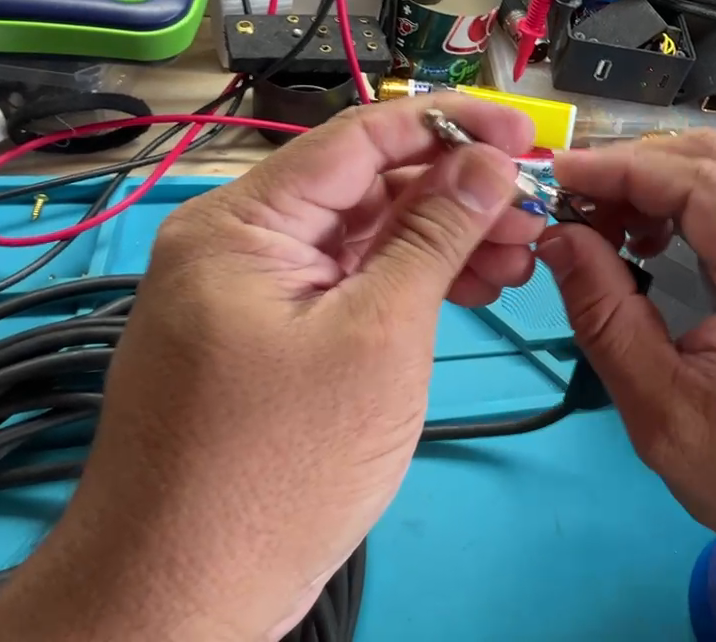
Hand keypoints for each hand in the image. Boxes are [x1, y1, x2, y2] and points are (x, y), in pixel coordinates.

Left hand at [0, 95, 540, 639]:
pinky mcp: (279, 334)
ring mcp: (260, 291)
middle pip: (371, 186)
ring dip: (448, 240)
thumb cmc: (283, 463)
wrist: (181, 605)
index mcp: (246, 221)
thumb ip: (436, 234)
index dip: (450, 122)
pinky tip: (475, 291)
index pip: (361, 135)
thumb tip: (488, 160)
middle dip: (459, 193)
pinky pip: (357, 282)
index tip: (522, 131)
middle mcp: (246, 240)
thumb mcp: (379, 335)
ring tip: (521, 260)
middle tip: (535, 212)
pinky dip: (417, 282)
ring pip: (371, 236)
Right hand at [538, 133, 715, 592]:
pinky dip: (679, 207)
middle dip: (634, 170)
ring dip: (655, 185)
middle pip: (713, 163)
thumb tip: (557, 236)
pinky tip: (647, 244)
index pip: (697, 184)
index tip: (556, 174)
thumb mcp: (660, 410)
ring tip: (603, 226)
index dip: (620, 168)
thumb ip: (605, 316)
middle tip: (574, 204)